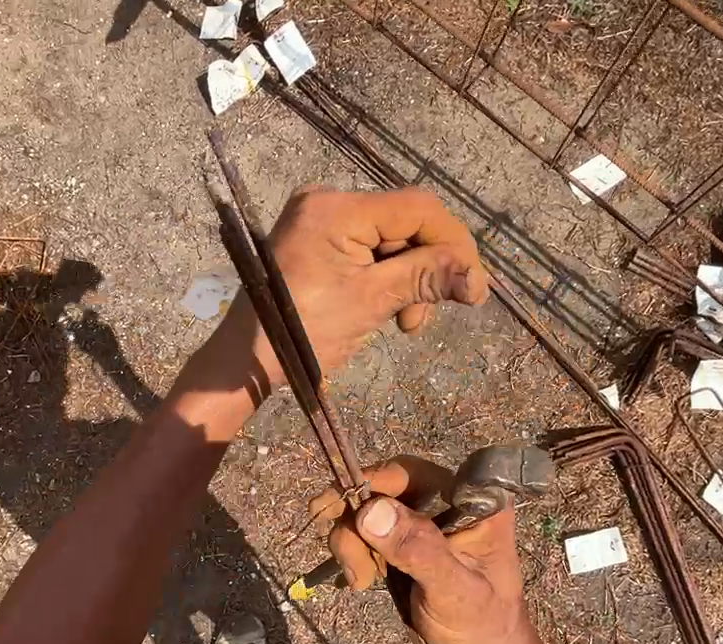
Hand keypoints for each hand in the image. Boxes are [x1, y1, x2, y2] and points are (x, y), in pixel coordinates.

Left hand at [203, 188, 487, 391]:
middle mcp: (326, 202)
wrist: (245, 362)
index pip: (417, 208)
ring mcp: (318, 222)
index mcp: (335, 208)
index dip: (454, 243)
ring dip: (407, 280)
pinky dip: (384, 280)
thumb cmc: (302, 333)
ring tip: (403, 322)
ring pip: (389, 241)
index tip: (473, 287)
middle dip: (425, 269)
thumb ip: (425, 278)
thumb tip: (477, 279)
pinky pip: (366, 251)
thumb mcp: (370, 303)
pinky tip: (384, 310)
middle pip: (404, 224)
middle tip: (424, 317)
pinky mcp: (315, 244)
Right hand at [314, 458, 535, 643]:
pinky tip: (362, 578)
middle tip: (352, 564)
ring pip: (363, 509)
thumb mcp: (453, 590)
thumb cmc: (481, 622)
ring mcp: (419, 518)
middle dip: (354, 523)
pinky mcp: (400, 537)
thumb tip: (371, 511)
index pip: (410, 473)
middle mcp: (443, 499)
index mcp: (470, 499)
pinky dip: (352, 552)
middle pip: (379, 488)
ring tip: (360, 580)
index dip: (369, 484)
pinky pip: (362, 530)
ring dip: (350, 542)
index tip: (335, 507)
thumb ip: (418, 550)